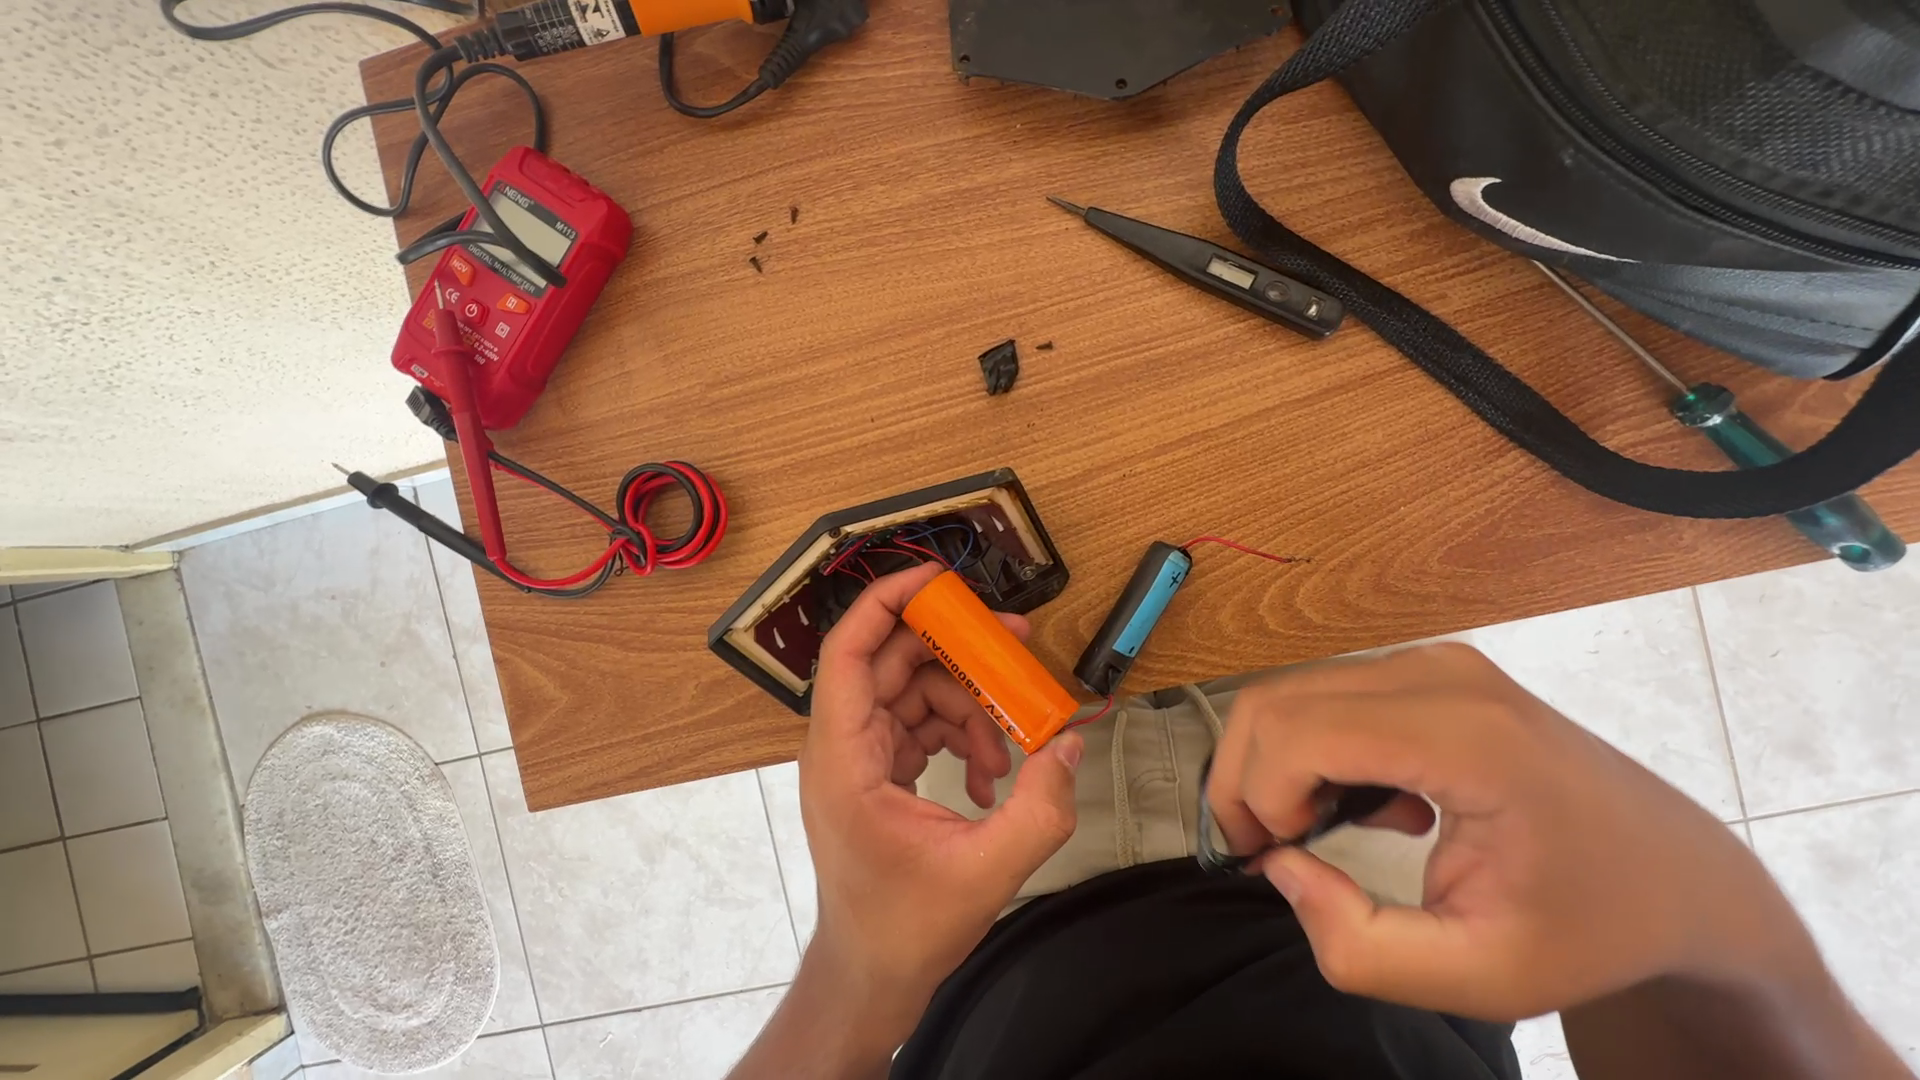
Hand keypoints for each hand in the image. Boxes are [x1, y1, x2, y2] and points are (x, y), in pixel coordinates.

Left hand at [798, 563, 1083, 1019]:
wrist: (871, 977)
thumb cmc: (906, 930)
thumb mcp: (986, 872)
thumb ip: (1041, 808)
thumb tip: (1072, 742)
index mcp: (844, 758)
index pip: (851, 651)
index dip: (887, 602)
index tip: (939, 581)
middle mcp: (843, 747)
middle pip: (897, 663)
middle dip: (958, 653)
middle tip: (1016, 648)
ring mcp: (859, 759)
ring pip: (915, 693)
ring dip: (968, 708)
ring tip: (1006, 757)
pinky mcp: (878, 772)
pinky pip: (921, 725)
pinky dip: (960, 735)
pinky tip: (991, 777)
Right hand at [1207, 643, 1825, 1021]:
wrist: (1675, 871)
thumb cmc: (1589, 927)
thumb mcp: (1480, 978)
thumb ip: (1357, 946)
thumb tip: (1279, 865)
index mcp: (1466, 739)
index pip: (1302, 735)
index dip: (1261, 800)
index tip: (1281, 863)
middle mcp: (1438, 675)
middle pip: (1275, 705)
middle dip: (1245, 782)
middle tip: (1272, 850)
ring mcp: (1431, 661)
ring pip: (1286, 694)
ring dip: (1271, 767)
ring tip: (1320, 828)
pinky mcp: (1424, 666)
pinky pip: (1320, 695)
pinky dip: (1305, 750)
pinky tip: (1364, 800)